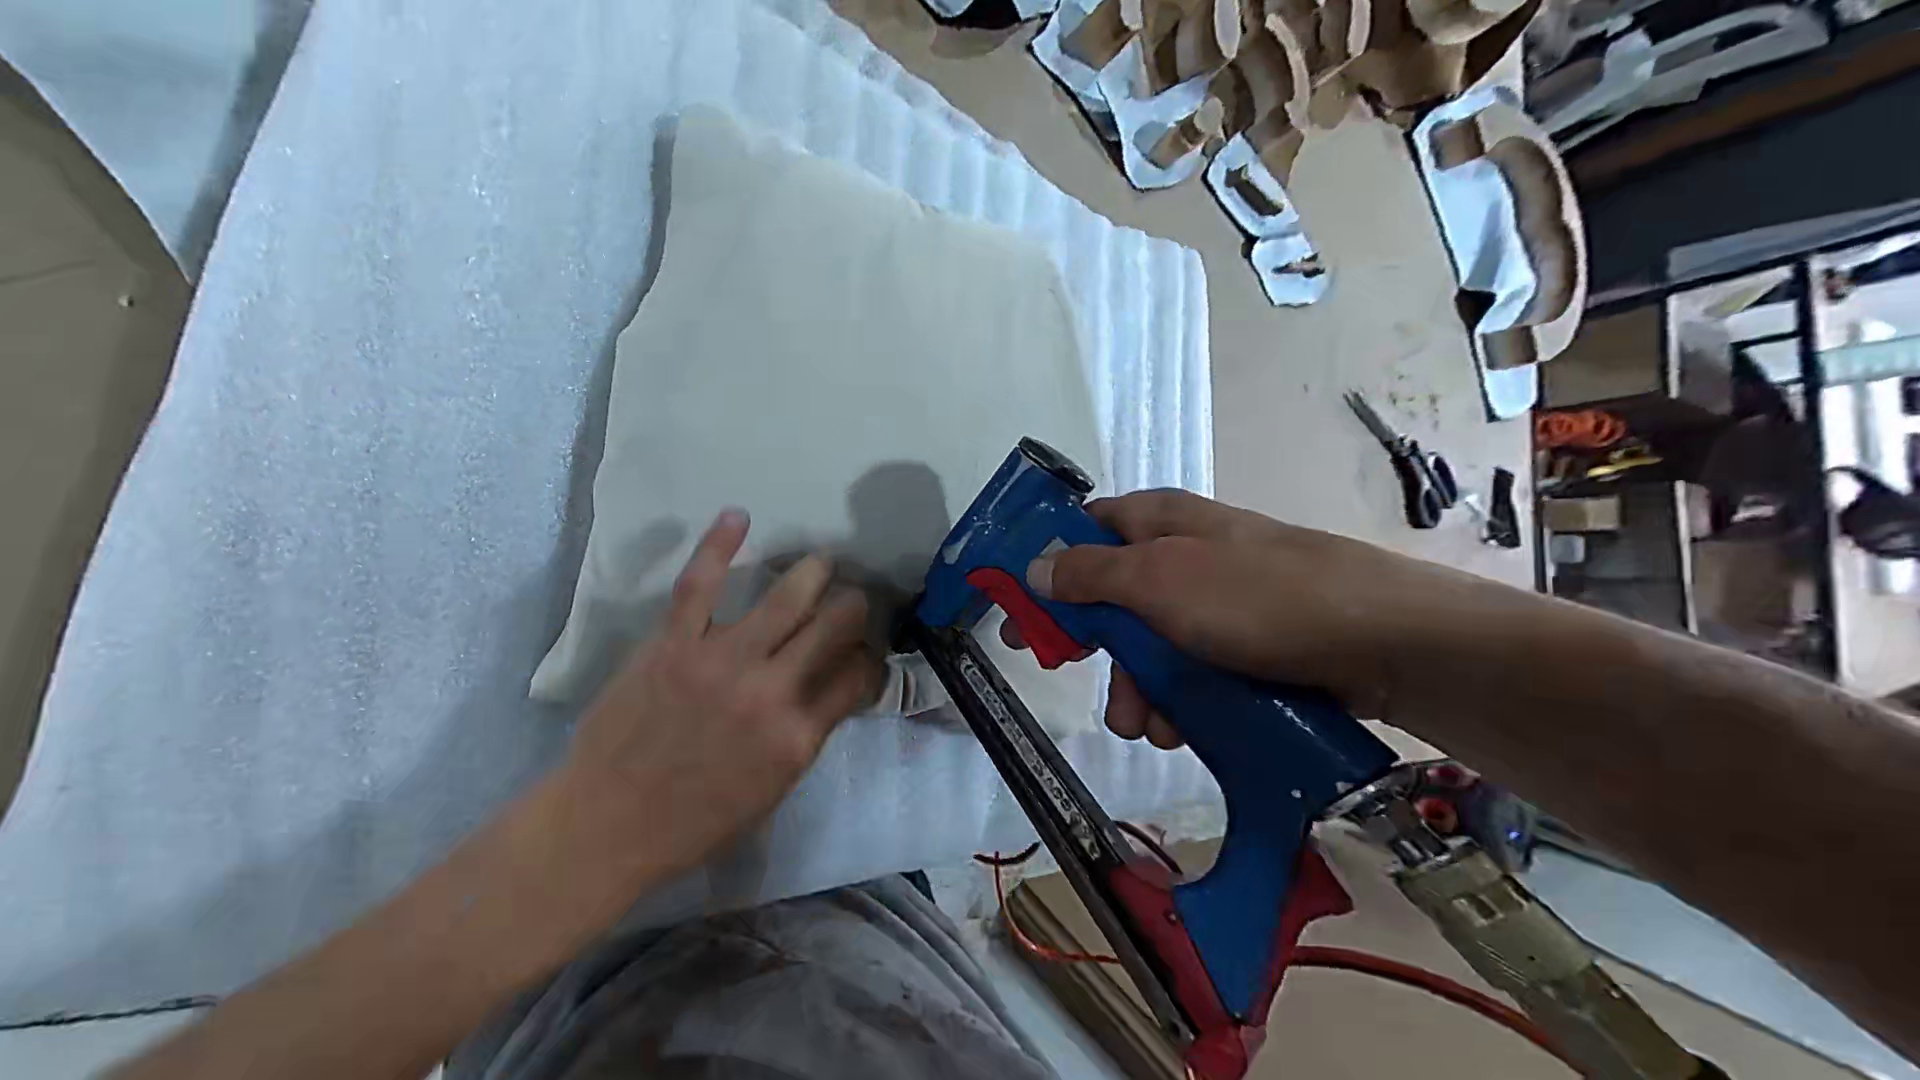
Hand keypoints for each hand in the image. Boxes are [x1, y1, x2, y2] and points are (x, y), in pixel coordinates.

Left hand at [560, 509, 881, 878]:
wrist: (608, 823)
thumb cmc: (697, 818)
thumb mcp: (774, 787)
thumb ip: (810, 731)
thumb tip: (832, 684)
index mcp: (798, 734)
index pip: (857, 675)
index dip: (867, 659)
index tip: (859, 653)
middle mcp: (771, 690)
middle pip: (835, 626)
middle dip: (853, 607)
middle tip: (851, 601)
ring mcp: (721, 661)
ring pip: (785, 598)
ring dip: (814, 573)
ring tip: (822, 562)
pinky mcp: (673, 643)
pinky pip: (700, 584)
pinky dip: (720, 544)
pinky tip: (738, 516)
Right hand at [1013, 489, 1525, 741]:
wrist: (1385, 640)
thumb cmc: (1256, 598)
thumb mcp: (1159, 580)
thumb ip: (1090, 574)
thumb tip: (1035, 566)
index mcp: (1157, 520)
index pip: (1080, 531)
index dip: (1046, 567)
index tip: (1020, 612)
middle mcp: (1183, 552)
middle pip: (1111, 594)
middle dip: (1095, 646)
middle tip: (1073, 677)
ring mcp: (1217, 597)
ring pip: (1150, 640)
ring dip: (1138, 685)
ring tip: (1148, 726)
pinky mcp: (1247, 639)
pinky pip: (1192, 666)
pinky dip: (1179, 697)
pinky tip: (1183, 728)